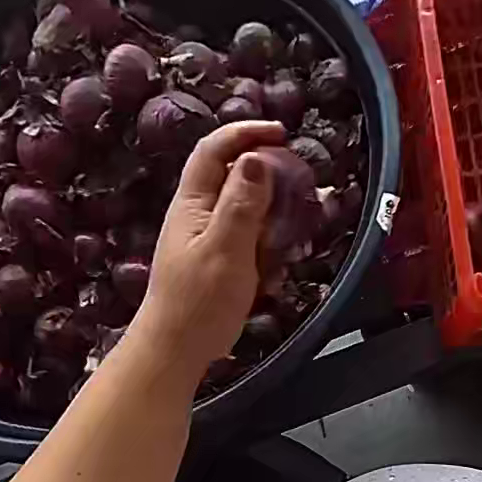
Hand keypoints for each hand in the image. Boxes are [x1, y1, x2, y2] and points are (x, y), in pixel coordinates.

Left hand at [133, 120, 285, 376]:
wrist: (179, 348)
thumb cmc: (199, 301)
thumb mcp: (225, 249)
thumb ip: (242, 204)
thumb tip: (257, 158)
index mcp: (193, 204)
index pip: (215, 151)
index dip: (244, 134)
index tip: (280, 132)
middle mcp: (201, 215)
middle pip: (236, 178)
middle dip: (270, 177)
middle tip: (302, 188)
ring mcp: (212, 239)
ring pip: (250, 211)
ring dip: (276, 217)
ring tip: (297, 236)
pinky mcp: (224, 262)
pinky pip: (253, 241)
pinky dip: (271, 247)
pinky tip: (281, 267)